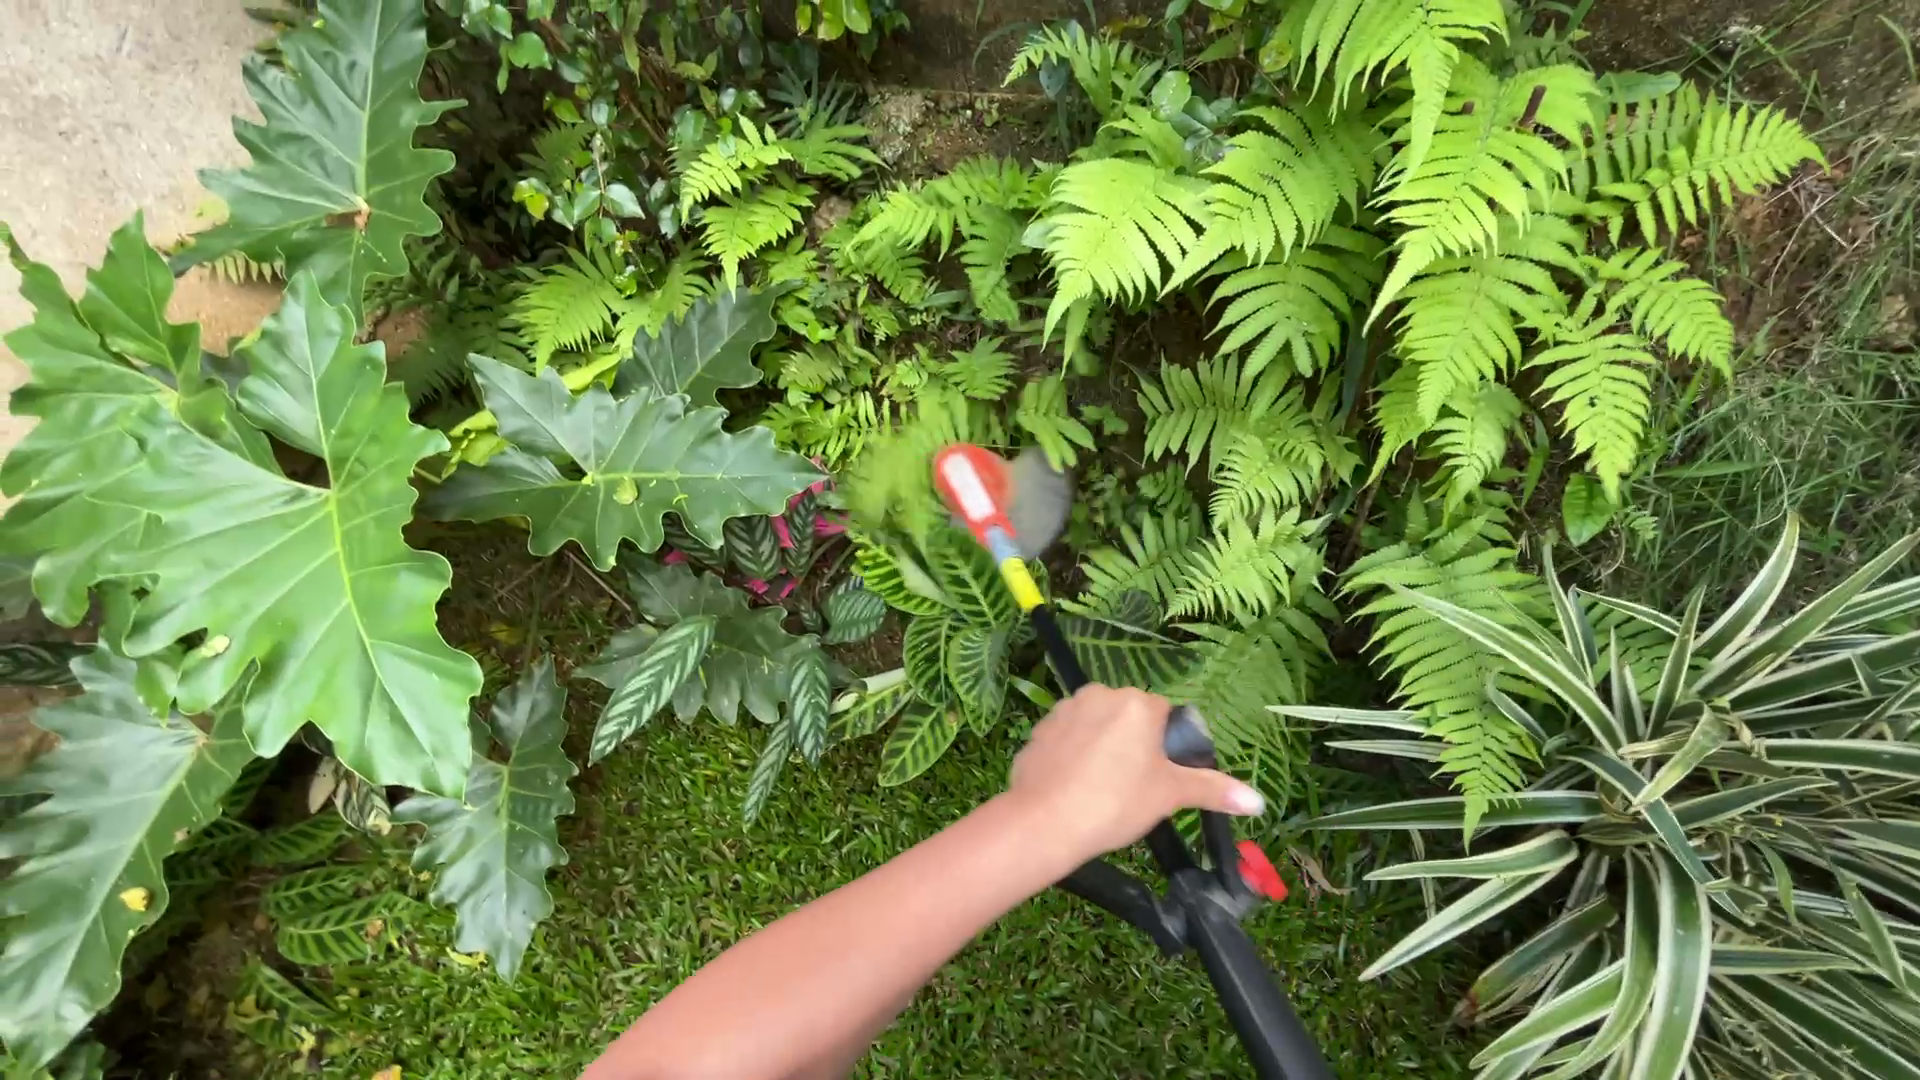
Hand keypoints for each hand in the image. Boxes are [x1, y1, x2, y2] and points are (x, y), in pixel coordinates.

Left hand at [1005, 685, 1265, 861]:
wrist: (1044, 821)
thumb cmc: (1115, 803)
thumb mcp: (1169, 795)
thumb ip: (1213, 790)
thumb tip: (1257, 801)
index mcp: (1136, 703)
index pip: (1163, 713)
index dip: (1164, 747)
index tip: (1157, 776)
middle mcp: (1099, 694)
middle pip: (1128, 717)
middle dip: (1133, 745)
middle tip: (1132, 787)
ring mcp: (1064, 708)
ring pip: (1096, 726)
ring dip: (1102, 748)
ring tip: (1102, 790)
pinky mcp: (1039, 728)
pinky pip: (1067, 739)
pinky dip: (1073, 757)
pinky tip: (1074, 787)